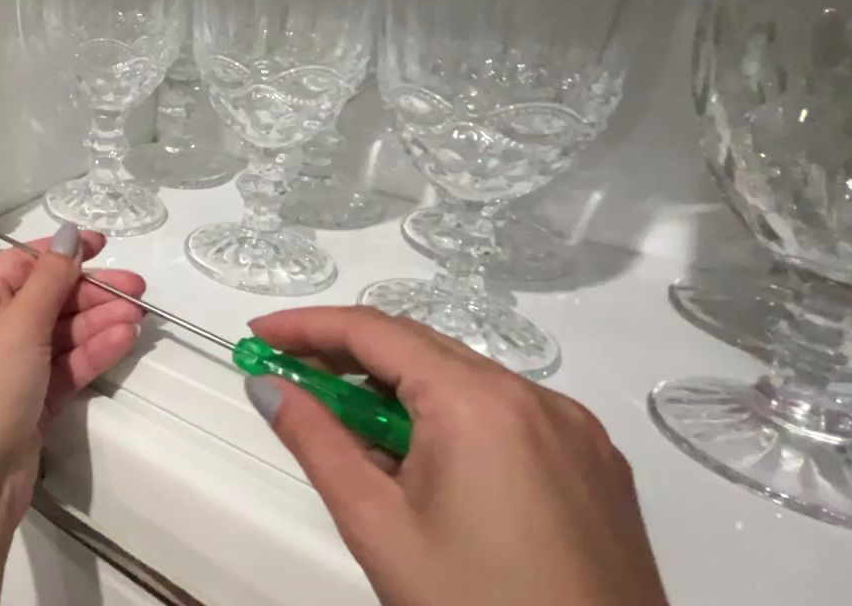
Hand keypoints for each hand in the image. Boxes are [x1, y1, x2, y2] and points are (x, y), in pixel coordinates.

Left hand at [0, 228, 145, 605]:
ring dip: (98, 321)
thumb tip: (69, 234)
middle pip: (47, 296)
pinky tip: (123, 339)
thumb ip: (50, 277)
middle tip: (137, 291)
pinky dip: (93, 352)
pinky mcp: (31, 397)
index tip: (104, 246)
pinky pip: (66, 364)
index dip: (64, 252)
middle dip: (91, 292)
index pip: (24, 262)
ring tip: (138, 316)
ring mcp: (11, 363)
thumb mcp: (18, 323)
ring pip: (61, 331)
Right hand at [247, 307, 668, 605]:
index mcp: (480, 404)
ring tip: (344, 427)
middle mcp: (536, 398)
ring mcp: (574, 431)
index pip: (374, 332)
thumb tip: (265, 384)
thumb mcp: (378, 525)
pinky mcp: (595, 466)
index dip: (306, 325)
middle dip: (344, 352)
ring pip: (459, 375)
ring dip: (391, 385)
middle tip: (286, 377)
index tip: (256, 337)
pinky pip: (500, 410)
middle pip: (417, 345)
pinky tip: (416, 459)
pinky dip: (443, 413)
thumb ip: (315, 439)